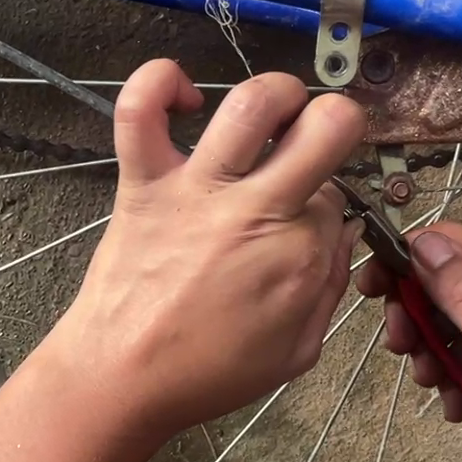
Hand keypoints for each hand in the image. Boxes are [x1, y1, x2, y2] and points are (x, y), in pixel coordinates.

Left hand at [42, 60, 366, 439]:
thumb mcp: (298, 352)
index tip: (302, 220)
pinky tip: (184, 95)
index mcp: (300, 253)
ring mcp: (196, 189)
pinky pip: (140, 113)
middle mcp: (256, 209)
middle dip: (336, 122)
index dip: (324, 204)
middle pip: (326, 126)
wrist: (122, 378)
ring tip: (271, 113)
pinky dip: (157, 84)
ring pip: (252, 104)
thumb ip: (330, 287)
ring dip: (278, 93)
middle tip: (313, 143)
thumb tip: (340, 231)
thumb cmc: (208, 372)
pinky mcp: (143, 182)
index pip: (336, 195)